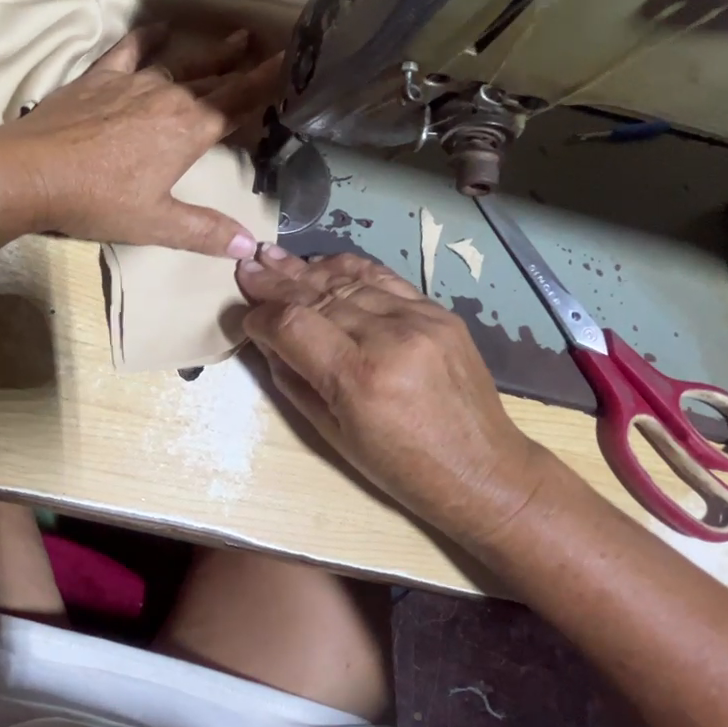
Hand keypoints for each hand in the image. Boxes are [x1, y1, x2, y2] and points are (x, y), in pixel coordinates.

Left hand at [0, 24, 282, 257]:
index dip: (267, 84)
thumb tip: (251, 246)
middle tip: (268, 46)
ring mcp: (131, 82)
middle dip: (243, 64)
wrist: (32, 171)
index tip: (292, 62)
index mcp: (188, 129)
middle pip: (214, 79)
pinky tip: (159, 28)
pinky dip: (146, 38)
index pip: (239, 102)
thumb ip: (205, 232)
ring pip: (180, 63)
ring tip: (234, 37)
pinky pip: (128, 50)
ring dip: (208, 53)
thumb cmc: (98, 200)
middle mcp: (167, 97)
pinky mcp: (98, 78)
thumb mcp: (155, 223)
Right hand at [237, 248, 559, 546]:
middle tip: (246, 267)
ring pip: (347, 281)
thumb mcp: (331, 434)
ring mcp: (418, 320)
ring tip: (272, 257)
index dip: (261, 317)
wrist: (482, 469)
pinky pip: (383, 278)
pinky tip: (319, 263)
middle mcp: (388, 339)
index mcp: (358, 378)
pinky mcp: (438, 312)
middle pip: (316, 295)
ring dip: (305, 270)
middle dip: (275, 283)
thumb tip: (266, 338)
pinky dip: (347, 269)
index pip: (292, 324)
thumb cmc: (399, 467)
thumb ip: (292, 379)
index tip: (245, 315)